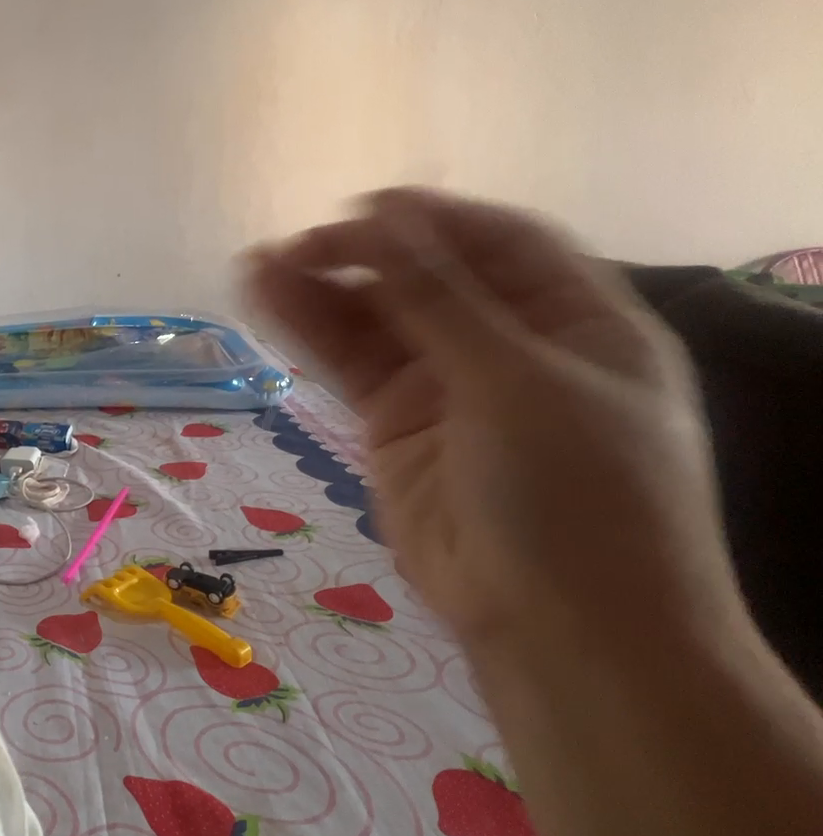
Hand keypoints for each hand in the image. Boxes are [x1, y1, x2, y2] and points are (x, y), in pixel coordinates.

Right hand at [244, 188, 736, 649]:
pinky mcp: (393, 421)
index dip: (433, 219)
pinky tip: (265, 299)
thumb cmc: (575, 495)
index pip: (502, 244)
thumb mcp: (516, 383)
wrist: (559, 626)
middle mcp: (511, 344)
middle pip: (427, 276)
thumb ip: (440, 299)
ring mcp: (448, 385)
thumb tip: (384, 218)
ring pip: (375, 318)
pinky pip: (348, 361)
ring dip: (319, 288)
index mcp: (578, 323)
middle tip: (296, 247)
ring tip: (256, 264)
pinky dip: (309, 330)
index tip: (361, 208)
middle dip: (363, 254)